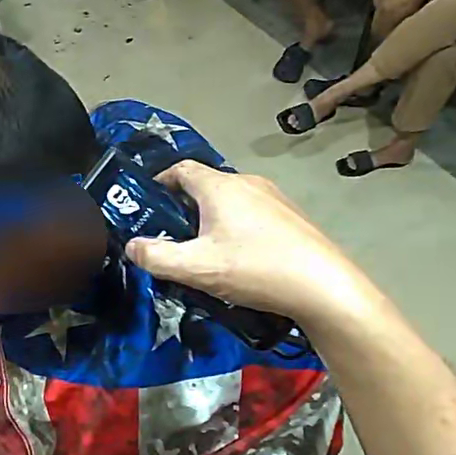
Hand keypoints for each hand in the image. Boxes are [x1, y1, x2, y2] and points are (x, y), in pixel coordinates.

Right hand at [124, 161, 374, 323]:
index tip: (148, 205)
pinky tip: (242, 260)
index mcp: (220, 186)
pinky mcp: (292, 217)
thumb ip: (157, 257)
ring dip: (213, 221)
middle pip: (206, 186)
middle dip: (185, 208)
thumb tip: (132, 246)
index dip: (159, 182)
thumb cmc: (256, 268)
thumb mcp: (198, 267)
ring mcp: (275, 198)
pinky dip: (238, 229)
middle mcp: (248, 182)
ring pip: (231, 202)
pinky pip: (254, 215)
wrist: (324, 286)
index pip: (180, 168)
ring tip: (206, 253)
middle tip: (173, 238)